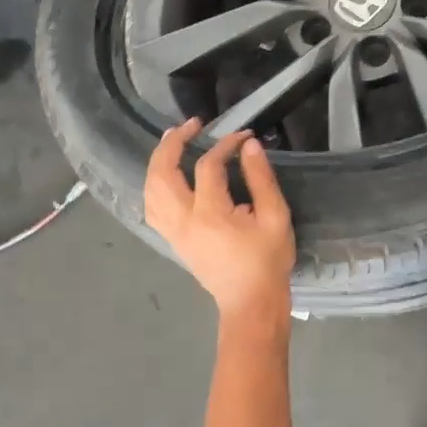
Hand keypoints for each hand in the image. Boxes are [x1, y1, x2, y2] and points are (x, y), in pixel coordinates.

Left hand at [144, 120, 296, 324]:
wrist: (251, 301)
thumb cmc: (267, 260)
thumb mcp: (275, 216)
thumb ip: (261, 178)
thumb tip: (249, 145)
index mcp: (210, 214)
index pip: (208, 166)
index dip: (225, 145)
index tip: (243, 136)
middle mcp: (183, 221)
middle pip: (162, 174)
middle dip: (172, 143)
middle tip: (190, 125)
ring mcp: (173, 232)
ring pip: (150, 190)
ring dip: (157, 162)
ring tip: (172, 141)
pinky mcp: (173, 240)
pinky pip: (152, 206)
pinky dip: (154, 184)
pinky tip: (165, 175)